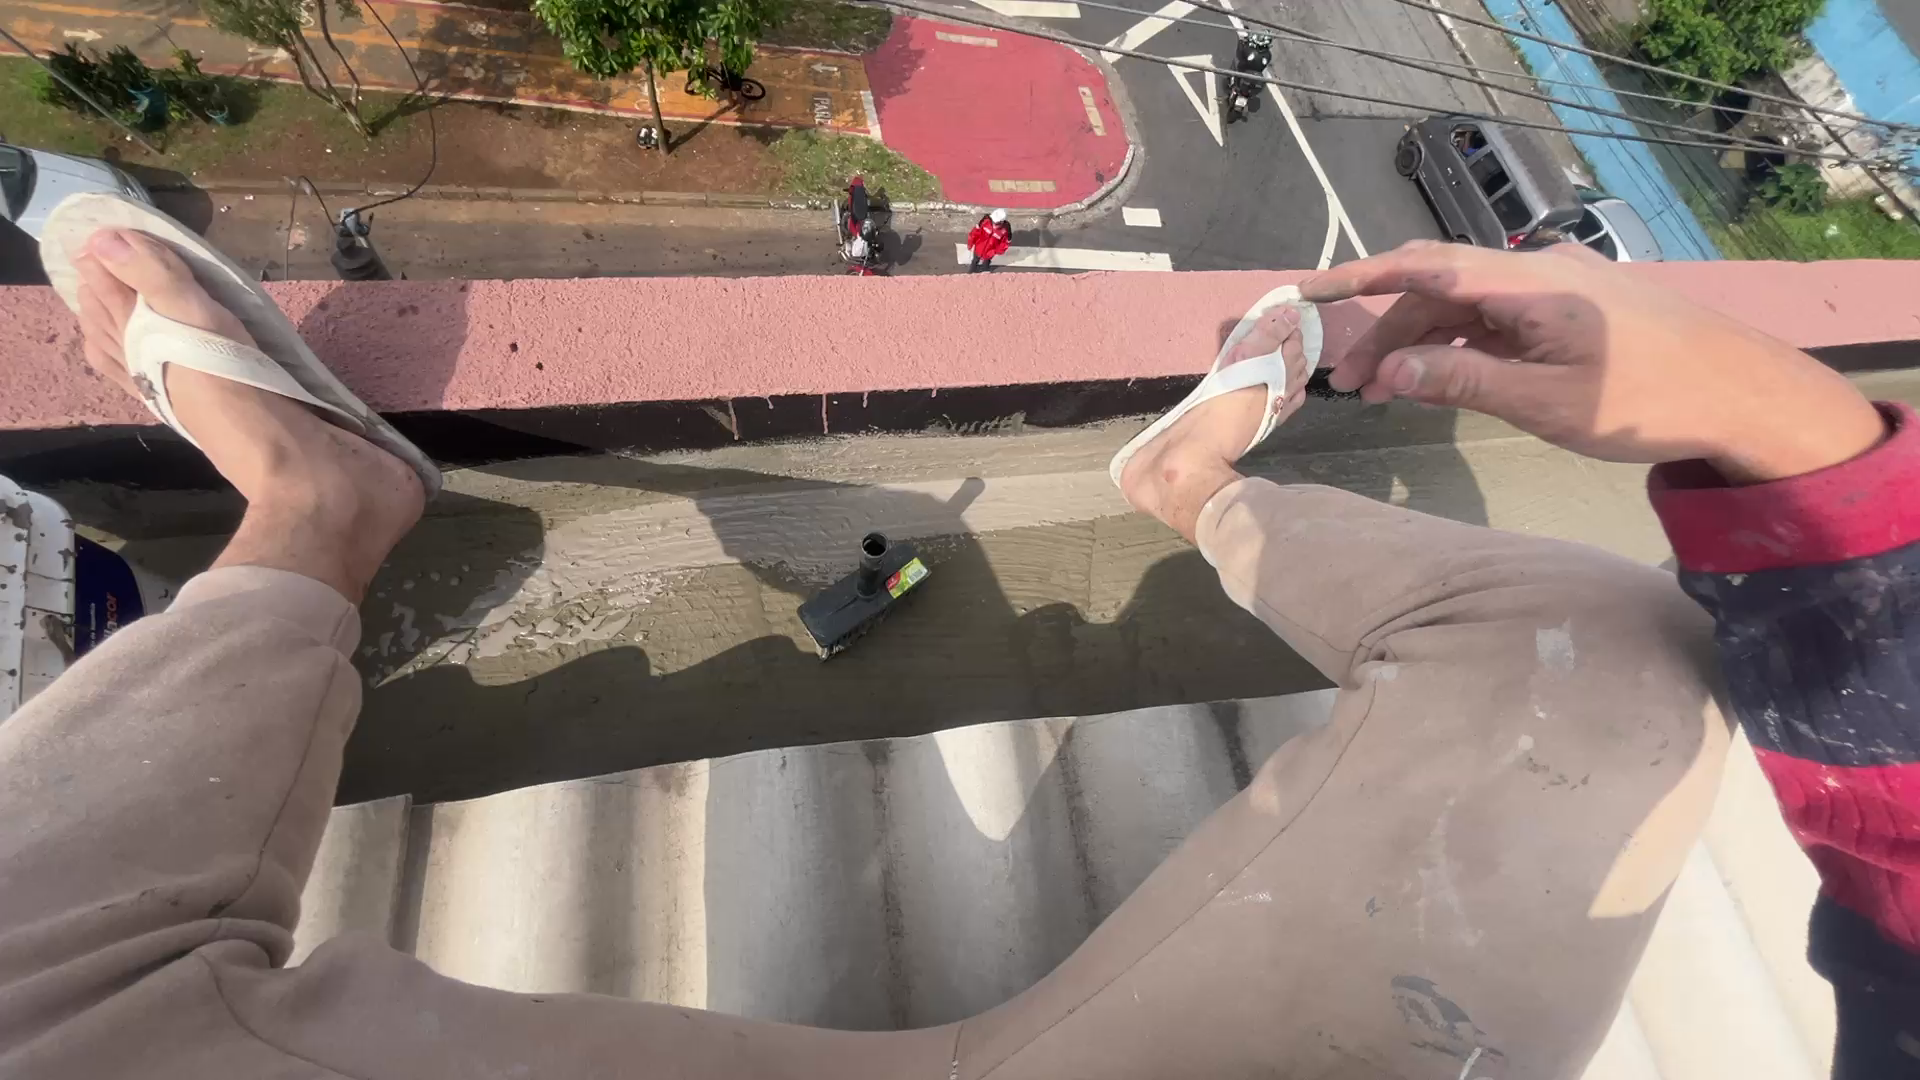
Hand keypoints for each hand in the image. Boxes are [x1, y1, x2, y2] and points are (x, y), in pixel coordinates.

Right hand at [1300, 241, 1886, 482]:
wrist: (1750, 400)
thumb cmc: (1648, 401)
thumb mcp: (1546, 400)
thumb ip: (1462, 380)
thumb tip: (1390, 370)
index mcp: (1532, 284)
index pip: (1427, 267)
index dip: (1362, 275)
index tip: (1309, 291)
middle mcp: (1533, 275)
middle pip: (1433, 292)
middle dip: (1382, 334)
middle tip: (1346, 386)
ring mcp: (1545, 293)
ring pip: (1454, 310)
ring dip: (1411, 348)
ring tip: (1376, 394)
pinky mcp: (1555, 313)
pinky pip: (1483, 323)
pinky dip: (1446, 351)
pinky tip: (1426, 382)